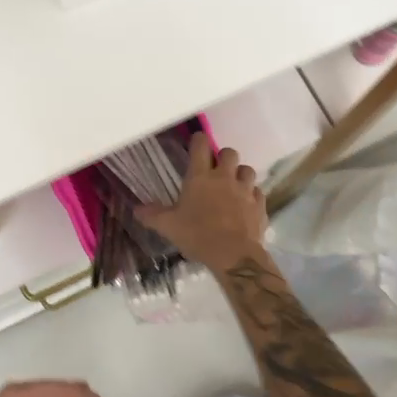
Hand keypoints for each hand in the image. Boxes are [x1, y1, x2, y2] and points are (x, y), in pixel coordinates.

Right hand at [135, 132, 266, 273]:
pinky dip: (253, 196)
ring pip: (247, 170)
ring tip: (234, 186)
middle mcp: (224, 177)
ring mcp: (245, 190)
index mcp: (200, 177)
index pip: (201, 145)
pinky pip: (258, 193)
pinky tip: (246, 206)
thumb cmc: (198, 235)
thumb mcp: (169, 226)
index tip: (197, 144)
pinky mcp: (259, 205)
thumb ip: (153, 215)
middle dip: (223, 157)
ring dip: (240, 174)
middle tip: (216, 170)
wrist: (234, 255)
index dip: (199, 140)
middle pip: (229, 152)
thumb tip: (136, 209)